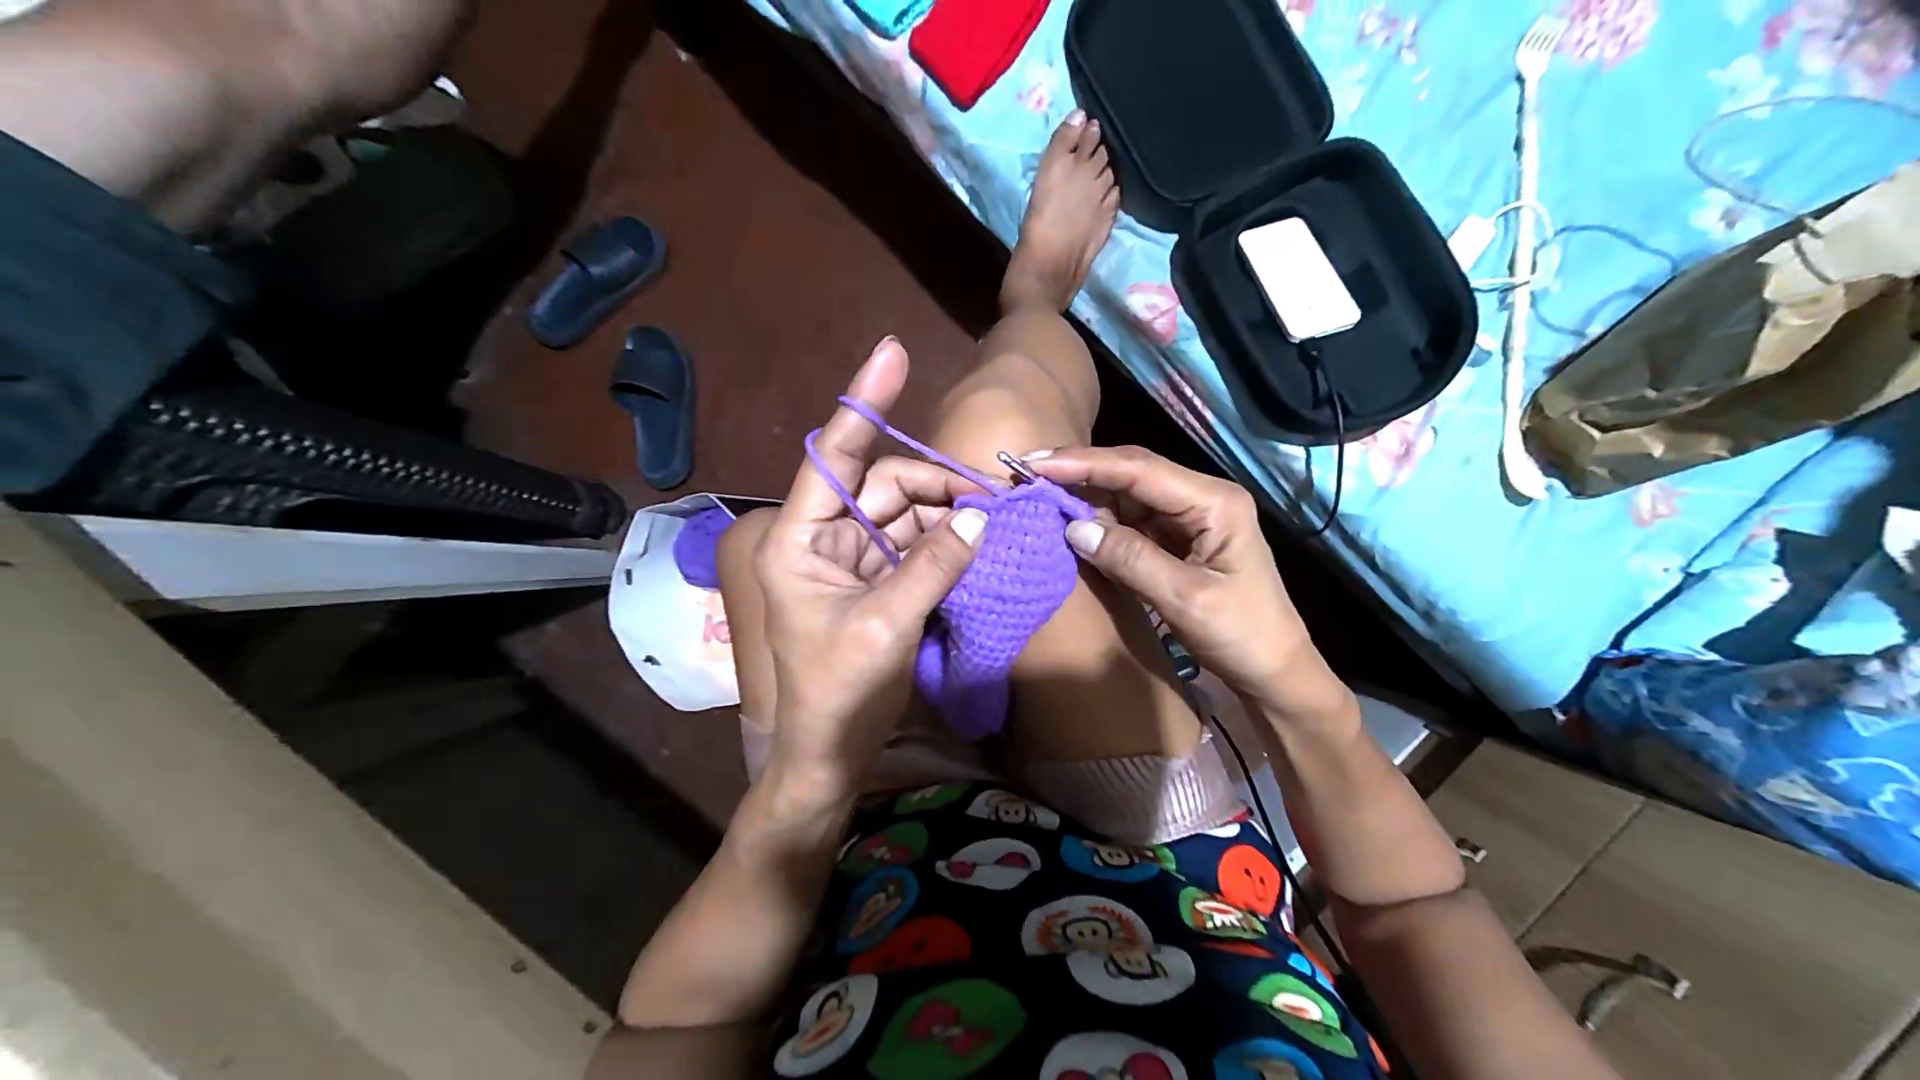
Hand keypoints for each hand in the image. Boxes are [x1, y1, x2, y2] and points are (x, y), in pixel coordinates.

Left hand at [754, 339, 988, 797]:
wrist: (831, 753)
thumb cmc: (838, 693)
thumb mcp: (885, 626)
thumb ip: (933, 566)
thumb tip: (980, 517)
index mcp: (800, 539)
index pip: (831, 456)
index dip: (863, 402)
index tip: (891, 352)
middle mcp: (823, 537)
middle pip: (885, 485)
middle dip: (938, 484)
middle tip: (993, 499)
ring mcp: (853, 557)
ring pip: (907, 512)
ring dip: (949, 513)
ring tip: (994, 522)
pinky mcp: (877, 579)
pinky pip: (916, 542)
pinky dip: (947, 539)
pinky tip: (978, 540)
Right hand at [1026, 445, 1349, 722]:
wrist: (1272, 669)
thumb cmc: (1240, 634)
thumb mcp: (1184, 598)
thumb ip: (1130, 558)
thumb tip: (1073, 528)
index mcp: (1213, 502)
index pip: (1139, 470)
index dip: (1086, 464)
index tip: (1038, 464)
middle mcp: (1200, 498)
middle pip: (1130, 474)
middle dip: (1080, 472)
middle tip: (1027, 474)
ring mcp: (1187, 518)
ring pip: (1125, 495)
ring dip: (1084, 496)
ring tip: (1039, 494)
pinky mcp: (1175, 539)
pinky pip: (1129, 521)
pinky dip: (1098, 522)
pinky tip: (1068, 522)